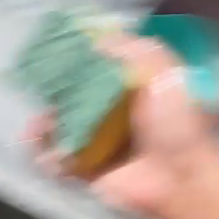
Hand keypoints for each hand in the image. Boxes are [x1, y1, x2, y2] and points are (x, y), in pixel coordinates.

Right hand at [30, 35, 218, 218]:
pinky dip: (43, 152)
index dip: (79, 62)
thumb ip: (137, 50)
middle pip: (76, 99)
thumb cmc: (177, 124)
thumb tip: (97, 38)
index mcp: (135, 91)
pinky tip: (38, 145)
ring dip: (45, 124)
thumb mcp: (168, 74)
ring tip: (37, 122)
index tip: (58, 53)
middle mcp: (116, 116)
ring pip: (62, 129)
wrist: (181, 180)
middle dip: (55, 94)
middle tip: (41, 89)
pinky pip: (60, 159)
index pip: (101, 71)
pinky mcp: (90, 171)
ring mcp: (101, 145)